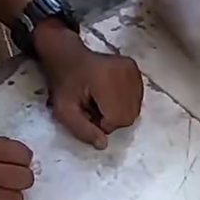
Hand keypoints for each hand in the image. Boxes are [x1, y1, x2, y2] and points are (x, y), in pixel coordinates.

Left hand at [32, 23, 143, 148]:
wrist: (68, 55)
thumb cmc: (63, 83)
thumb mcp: (64, 110)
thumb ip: (82, 130)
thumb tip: (104, 145)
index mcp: (107, 79)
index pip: (118, 119)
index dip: (102, 123)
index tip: (88, 112)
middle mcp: (126, 72)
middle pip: (129, 115)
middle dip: (112, 118)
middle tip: (94, 107)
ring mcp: (133, 69)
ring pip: (134, 109)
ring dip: (118, 111)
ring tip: (101, 99)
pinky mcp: (135, 69)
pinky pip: (136, 98)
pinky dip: (124, 102)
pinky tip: (109, 93)